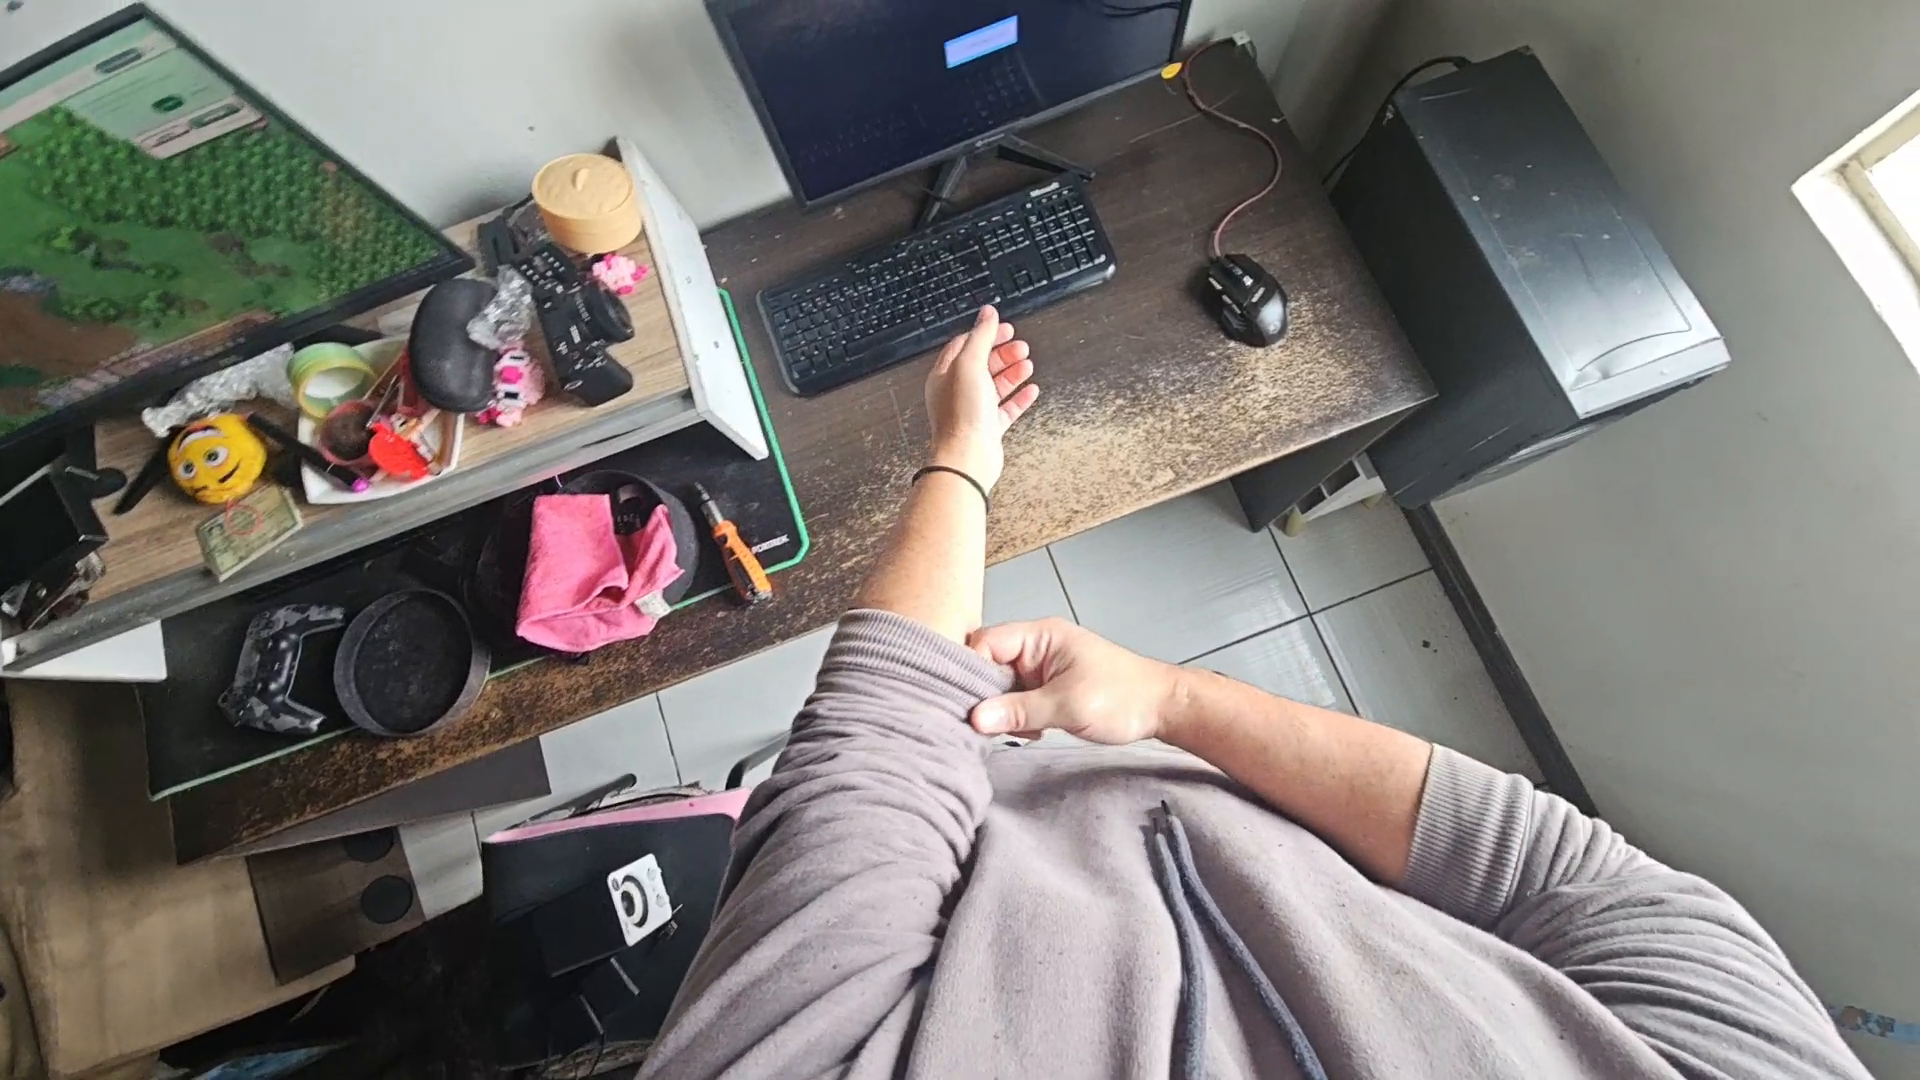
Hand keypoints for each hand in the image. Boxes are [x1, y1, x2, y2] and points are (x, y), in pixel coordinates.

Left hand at [924, 305, 1038, 491]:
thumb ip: (981, 337)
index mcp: (945, 375)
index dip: (984, 334)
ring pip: (995, 385)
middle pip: (982, 364)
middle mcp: (957, 393)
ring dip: (1012, 372)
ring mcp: (973, 411)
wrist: (968, 456)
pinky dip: (1019, 397)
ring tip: (1027, 363)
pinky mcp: (988, 428)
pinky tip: (1030, 389)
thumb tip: (987, 313)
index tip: (1003, 327)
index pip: (964, 346)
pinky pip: (1006, 409)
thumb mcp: (970, 364)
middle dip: (1002, 352)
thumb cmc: (962, 415)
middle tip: (1020, 346)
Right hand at [967, 619, 1183, 743]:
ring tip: (1024, 728)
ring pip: (1001, 685)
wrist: (1161, 708)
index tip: (969, 703)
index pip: (986, 643)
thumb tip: (976, 718)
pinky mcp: (1046, 687)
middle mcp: (1035, 646)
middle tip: (992, 722)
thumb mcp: (1068, 705)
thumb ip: (1020, 711)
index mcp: (1040, 635)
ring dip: (1004, 709)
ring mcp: (1040, 667)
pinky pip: (1016, 698)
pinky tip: (1033, 731)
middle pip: (988, 663)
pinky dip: (1017, 716)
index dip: (973, 671)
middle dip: (988, 695)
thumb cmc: (1124, 696)